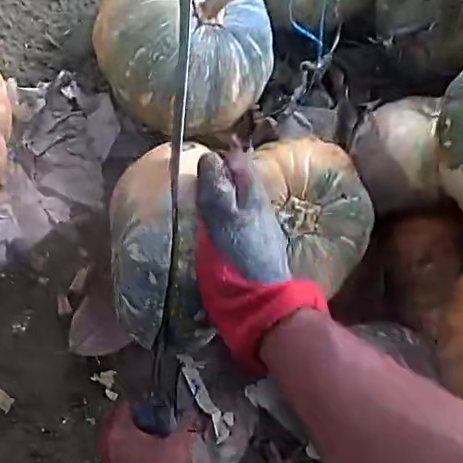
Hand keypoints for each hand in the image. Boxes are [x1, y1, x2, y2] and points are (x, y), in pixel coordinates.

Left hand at [99, 404, 195, 462]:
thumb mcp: (178, 449)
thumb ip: (186, 429)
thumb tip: (192, 418)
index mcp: (118, 428)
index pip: (127, 402)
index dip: (146, 400)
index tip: (161, 402)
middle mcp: (108, 442)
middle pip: (124, 421)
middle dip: (144, 420)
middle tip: (163, 420)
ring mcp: (109, 461)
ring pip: (125, 441)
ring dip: (142, 439)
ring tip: (163, 441)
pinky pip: (127, 458)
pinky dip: (140, 456)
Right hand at [195, 149, 328, 373]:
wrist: (261, 307)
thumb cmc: (237, 262)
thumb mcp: (222, 222)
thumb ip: (216, 191)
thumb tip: (210, 158)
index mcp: (252, 198)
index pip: (239, 163)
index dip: (222, 156)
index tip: (202, 156)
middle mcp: (262, 210)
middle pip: (243, 184)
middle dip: (224, 177)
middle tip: (200, 176)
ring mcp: (262, 232)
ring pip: (243, 205)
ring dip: (226, 200)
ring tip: (204, 201)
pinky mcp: (258, 253)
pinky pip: (241, 226)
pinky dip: (228, 222)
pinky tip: (216, 230)